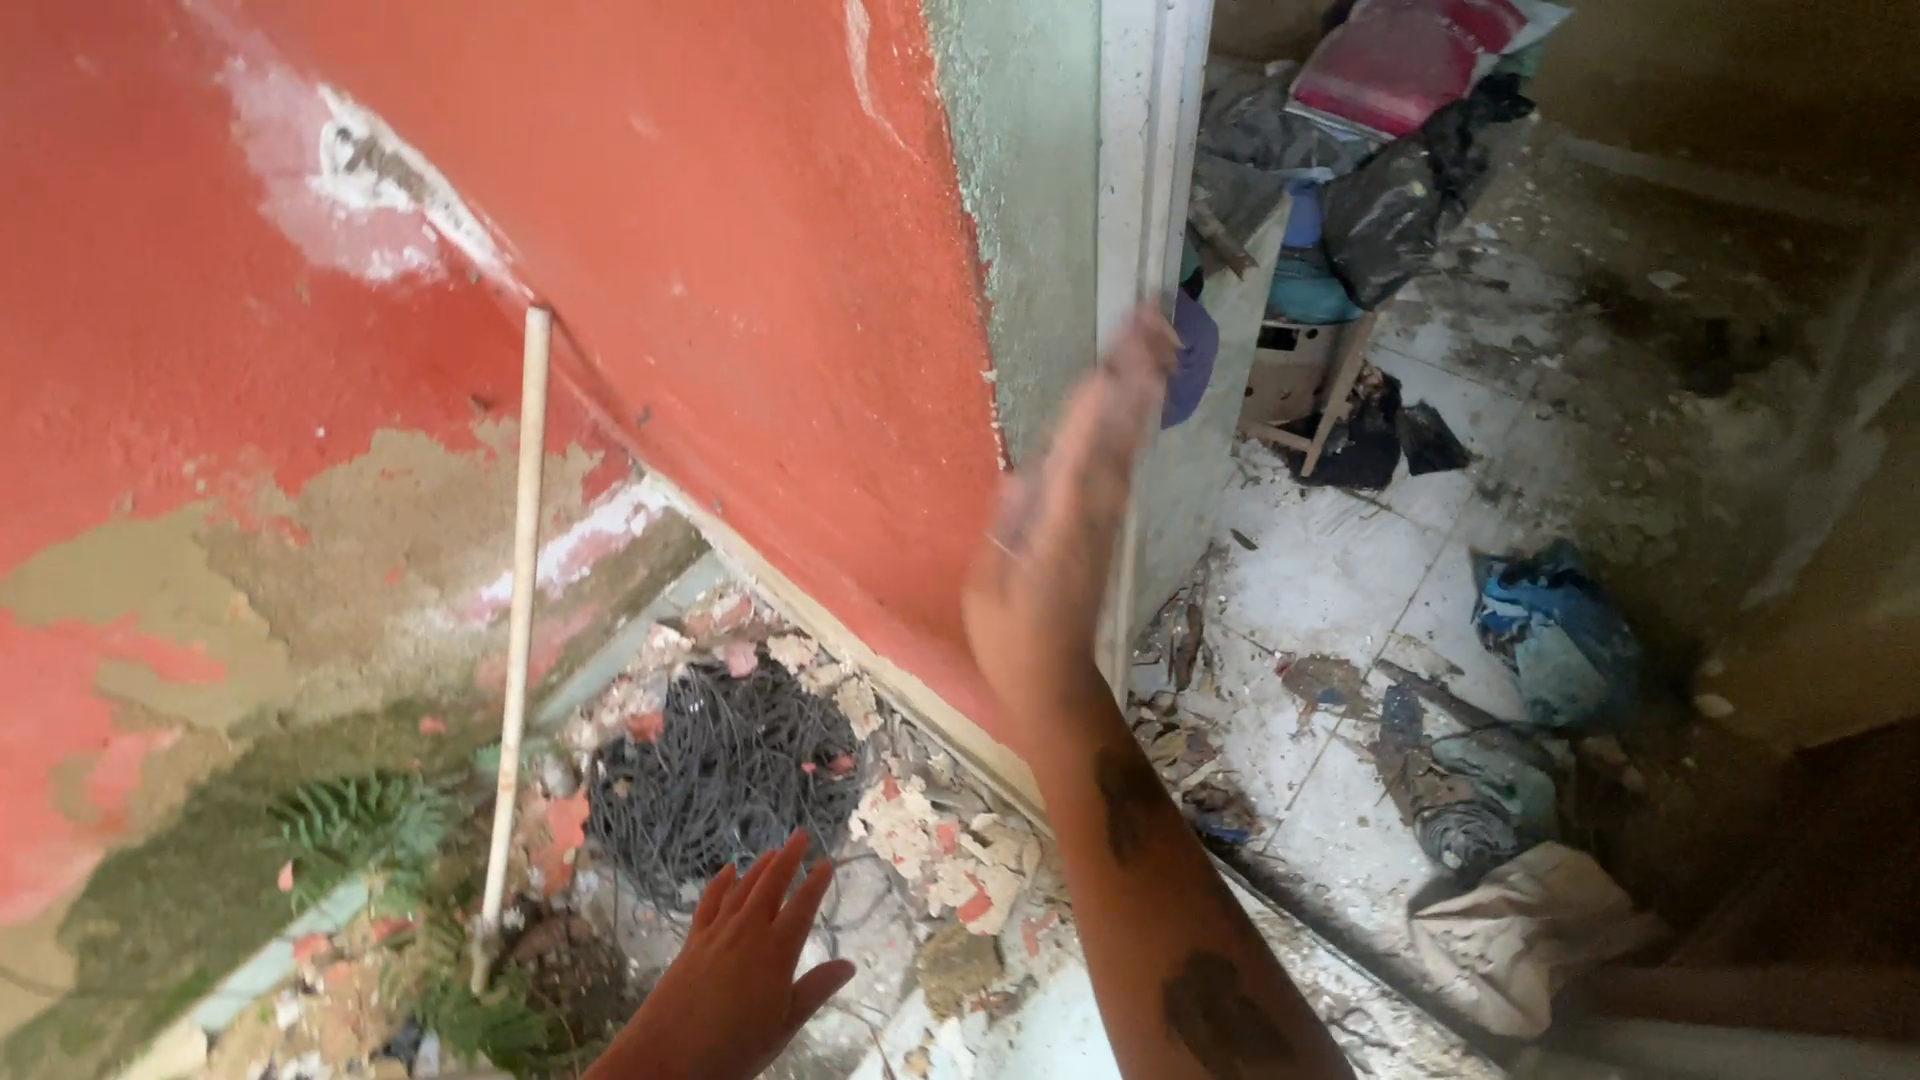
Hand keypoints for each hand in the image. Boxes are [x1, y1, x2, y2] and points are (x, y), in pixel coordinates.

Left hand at [588, 831, 855, 1079]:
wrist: (665, 1060)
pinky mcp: (693, 942)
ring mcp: (718, 933)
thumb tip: (850, 965)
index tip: (828, 862)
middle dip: (789, 857)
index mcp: (776, 951)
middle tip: (801, 834)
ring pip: (743, 887)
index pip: (803, 906)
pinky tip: (728, 870)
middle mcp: (748, 931)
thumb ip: (815, 991)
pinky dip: (721, 882)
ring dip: (760, 865)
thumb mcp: (782, 1027)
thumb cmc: (732, 1049)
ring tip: (773, 849)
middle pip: (772, 884)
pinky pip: (710, 902)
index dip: (817, 883)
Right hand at [962, 306, 1176, 750]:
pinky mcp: (1109, 524)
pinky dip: (1138, 421)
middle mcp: (1092, 518)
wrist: (1052, 679)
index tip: (1110, 362)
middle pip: (1119, 439)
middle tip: (1152, 317)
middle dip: (1135, 377)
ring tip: (1158, 336)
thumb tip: (1023, 472)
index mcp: (1057, 532)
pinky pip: (1126, 463)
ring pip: (1132, 446)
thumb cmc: (1007, 637)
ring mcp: (1107, 520)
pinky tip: (1145, 393)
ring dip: (1145, 389)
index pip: (1078, 461)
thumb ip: (1007, 526)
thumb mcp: (988, 587)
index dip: (1093, 411)